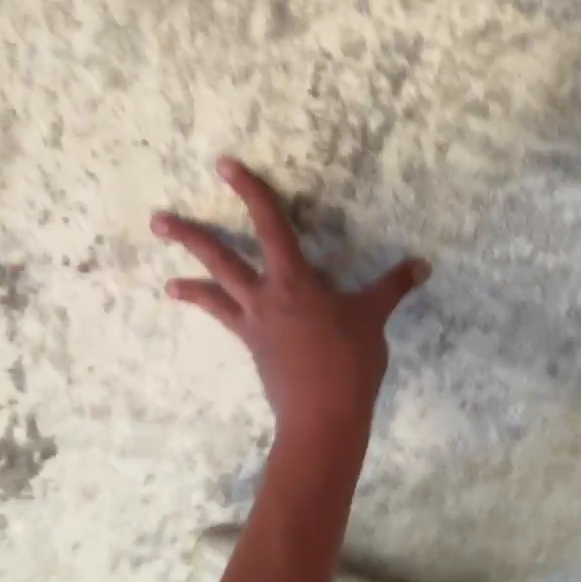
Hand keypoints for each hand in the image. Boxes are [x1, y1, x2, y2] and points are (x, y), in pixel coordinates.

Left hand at [152, 158, 429, 462]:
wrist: (323, 414)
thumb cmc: (350, 361)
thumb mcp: (375, 317)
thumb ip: (394, 286)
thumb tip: (423, 264)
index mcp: (295, 281)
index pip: (272, 226)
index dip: (251, 193)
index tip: (226, 167)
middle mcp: (266, 296)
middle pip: (221, 259)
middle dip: (191, 236)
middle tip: (158, 219)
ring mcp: (254, 323)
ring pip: (214, 291)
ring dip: (190, 278)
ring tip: (166, 273)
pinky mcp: (253, 345)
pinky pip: (225, 320)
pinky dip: (209, 307)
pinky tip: (195, 302)